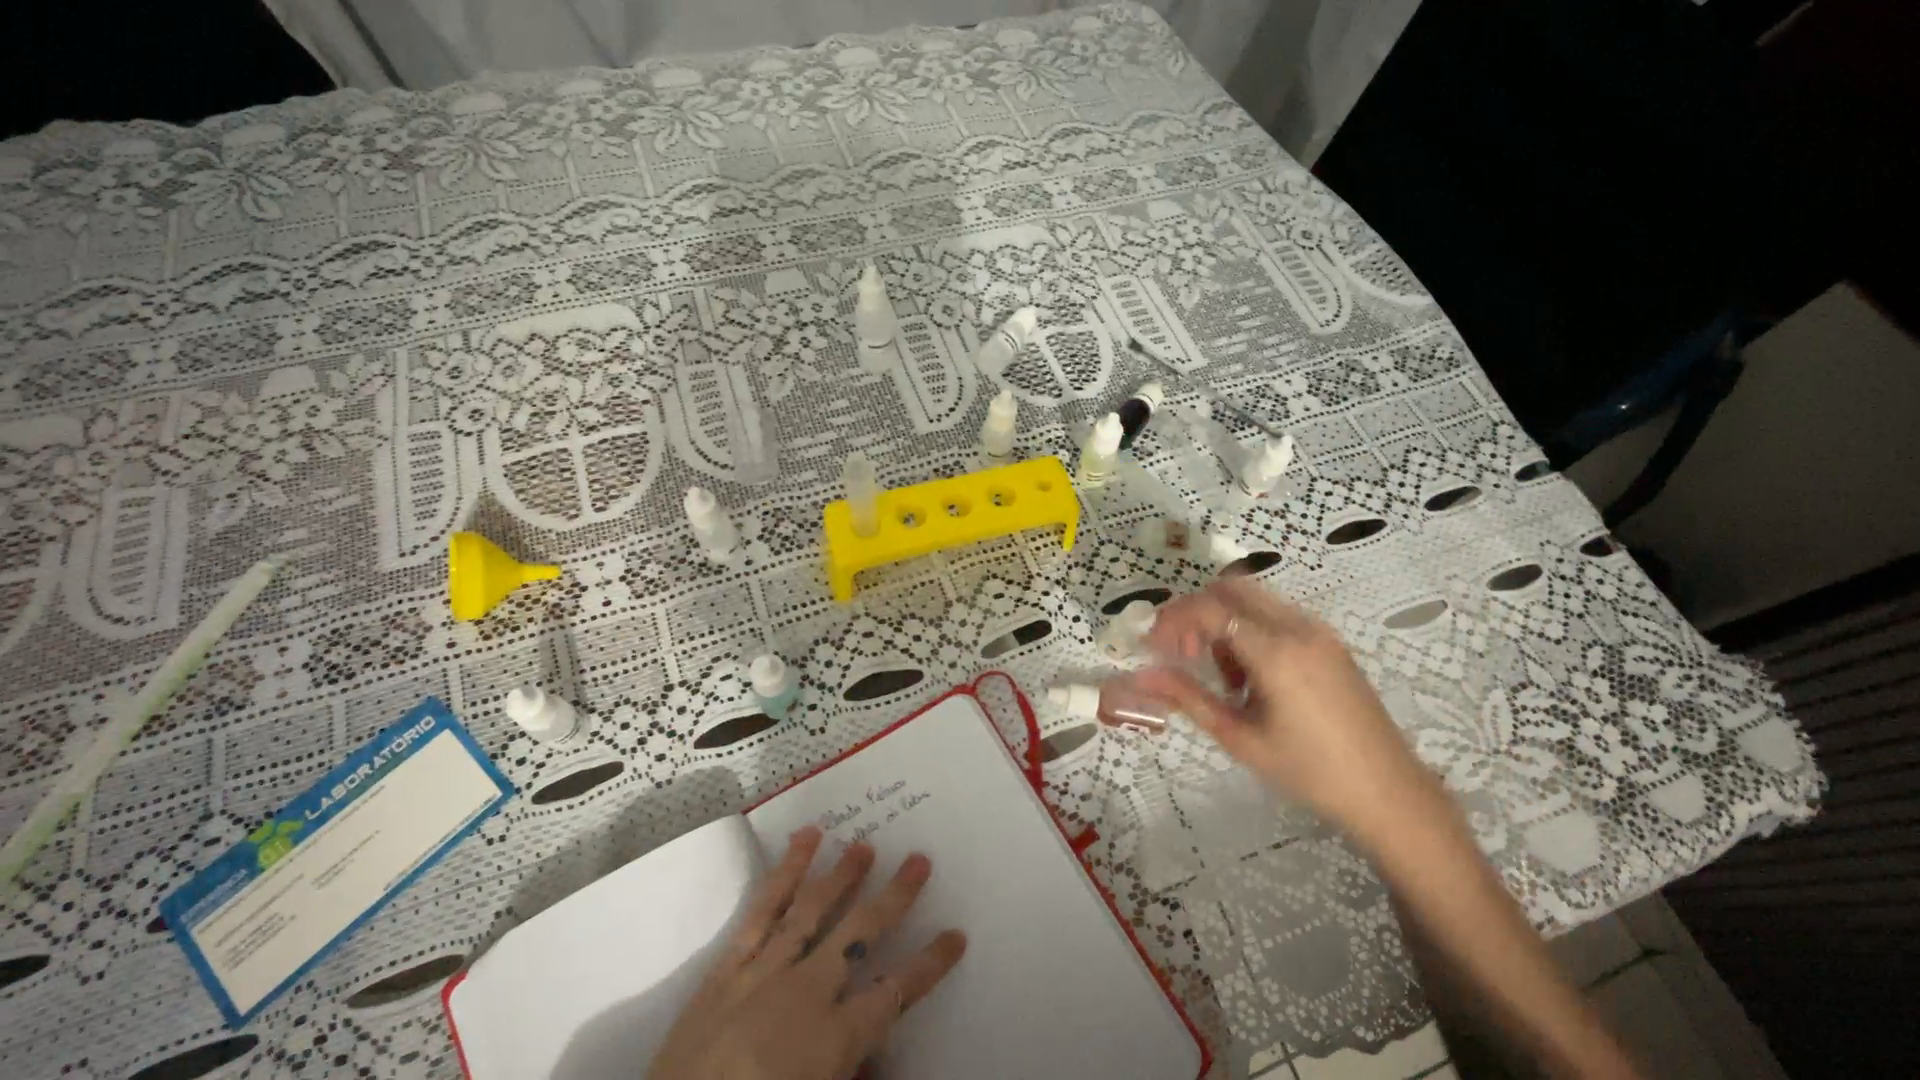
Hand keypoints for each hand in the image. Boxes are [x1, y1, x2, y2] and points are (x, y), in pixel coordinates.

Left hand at [646, 827, 966, 1079]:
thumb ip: (854, 1071)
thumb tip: (878, 1057)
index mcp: (835, 1037)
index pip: (896, 992)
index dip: (929, 964)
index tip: (955, 936)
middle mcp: (807, 992)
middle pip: (860, 932)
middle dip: (895, 896)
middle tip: (919, 860)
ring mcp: (764, 972)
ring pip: (811, 910)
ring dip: (841, 875)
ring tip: (864, 846)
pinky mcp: (726, 966)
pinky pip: (761, 912)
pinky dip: (782, 876)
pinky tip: (801, 846)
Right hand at [1133, 578, 1443, 843]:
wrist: (1388, 791)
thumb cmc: (1309, 771)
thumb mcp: (1240, 738)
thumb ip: (1188, 698)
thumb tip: (1141, 678)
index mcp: (1276, 652)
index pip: (1210, 610)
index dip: (1173, 621)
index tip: (1151, 647)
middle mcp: (1299, 628)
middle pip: (1232, 589)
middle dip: (1196, 613)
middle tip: (1180, 653)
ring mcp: (1320, 632)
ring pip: (1255, 600)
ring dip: (1224, 621)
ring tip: (1220, 676)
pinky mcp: (1331, 643)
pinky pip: (1278, 616)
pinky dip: (1251, 630)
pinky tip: (1251, 677)